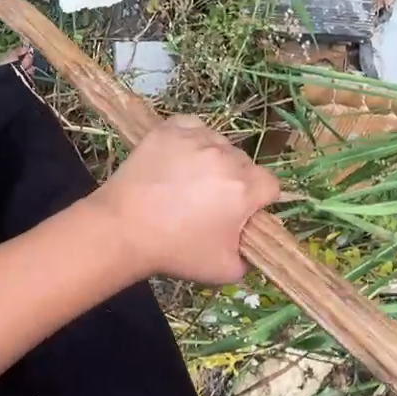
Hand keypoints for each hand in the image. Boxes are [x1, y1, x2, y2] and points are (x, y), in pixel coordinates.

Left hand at [89, 115, 279, 284]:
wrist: (125, 226)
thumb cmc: (177, 250)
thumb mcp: (227, 270)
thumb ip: (250, 254)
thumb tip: (249, 239)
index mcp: (245, 188)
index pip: (270, 184)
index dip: (259, 200)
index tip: (242, 211)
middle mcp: (224, 156)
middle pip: (244, 163)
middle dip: (236, 179)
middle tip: (211, 200)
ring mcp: (195, 138)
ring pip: (219, 142)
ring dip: (214, 157)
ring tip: (191, 178)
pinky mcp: (168, 129)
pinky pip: (193, 125)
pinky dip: (192, 137)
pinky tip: (182, 154)